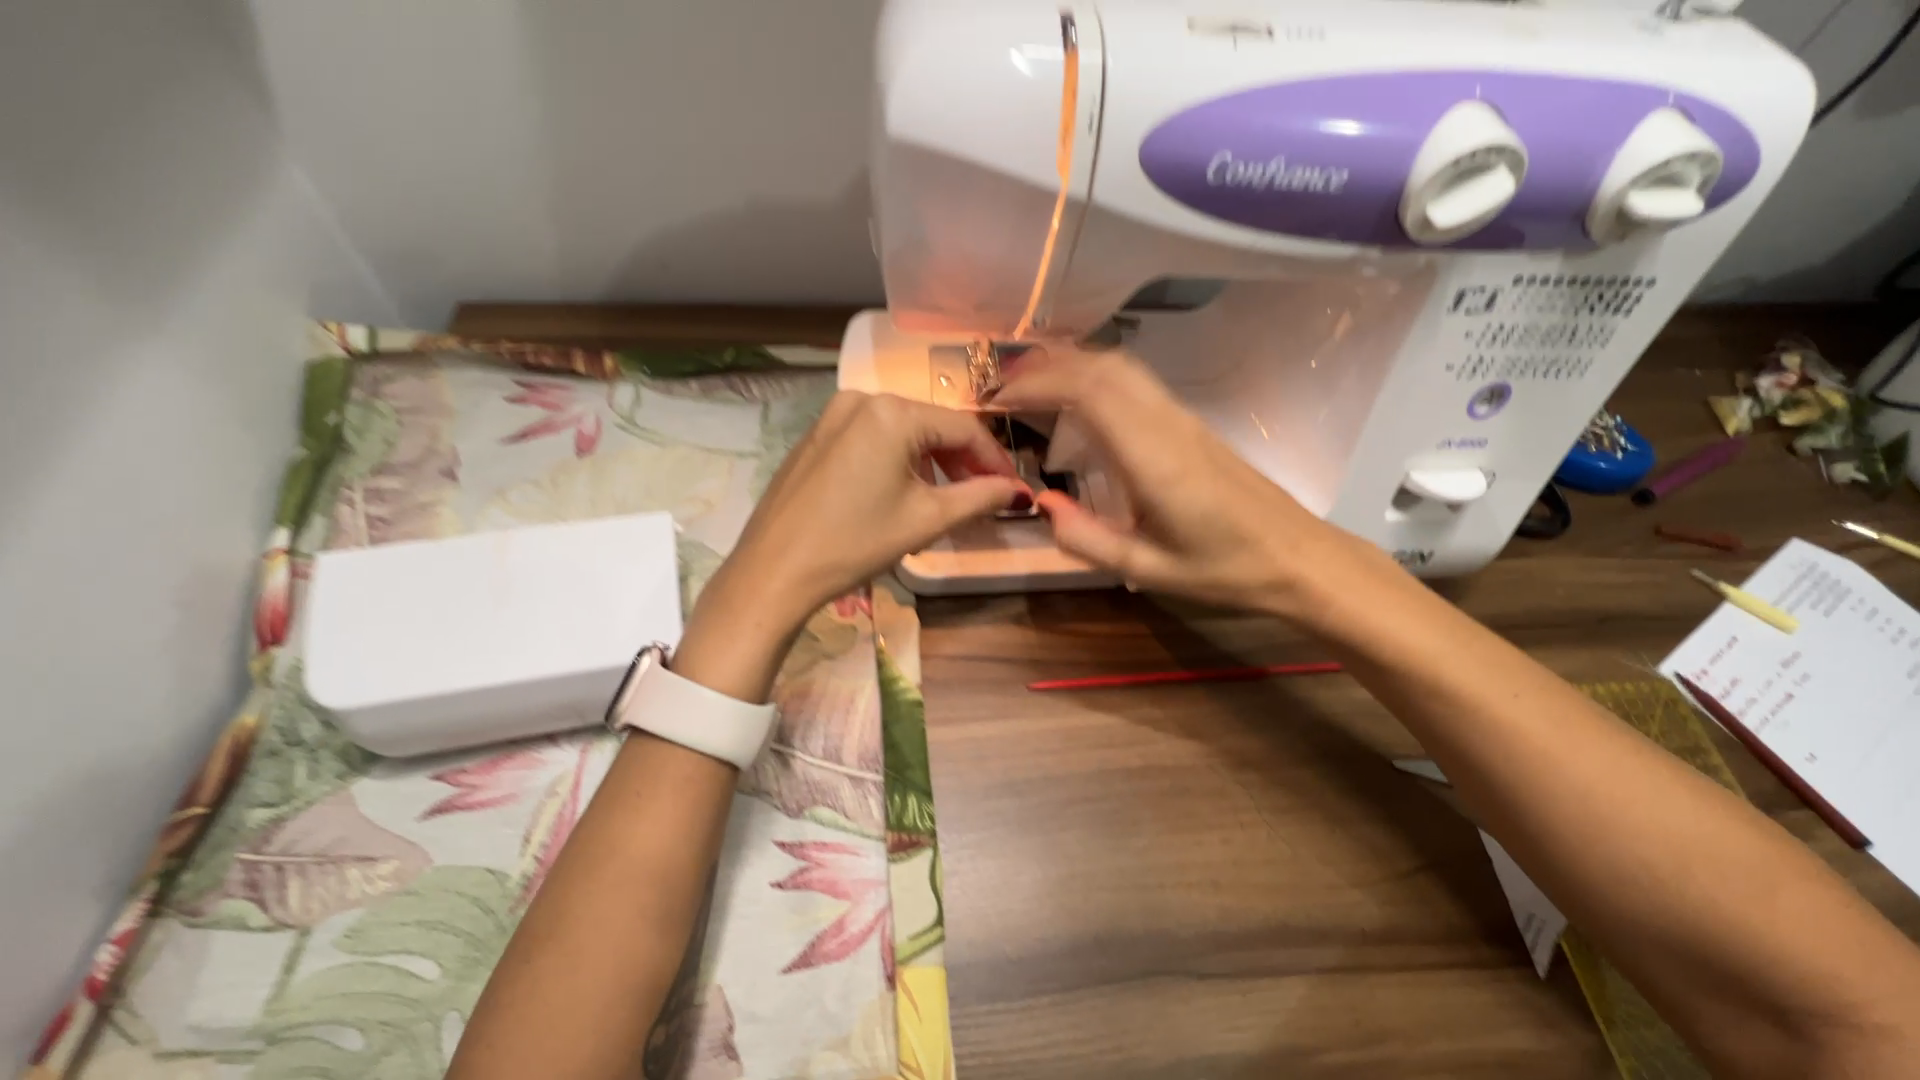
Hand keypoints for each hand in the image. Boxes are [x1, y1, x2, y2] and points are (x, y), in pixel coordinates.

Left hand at [671, 392, 1027, 701]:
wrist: (774, 571)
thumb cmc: (855, 542)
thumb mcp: (925, 520)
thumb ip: (979, 498)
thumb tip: (1016, 491)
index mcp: (892, 412)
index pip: (963, 429)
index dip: (995, 460)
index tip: (1013, 489)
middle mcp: (862, 399)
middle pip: (931, 426)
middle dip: (962, 461)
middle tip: (985, 496)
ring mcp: (832, 416)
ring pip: (901, 432)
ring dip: (931, 462)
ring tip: (948, 499)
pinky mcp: (816, 436)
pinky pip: (871, 439)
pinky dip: (897, 461)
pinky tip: (903, 493)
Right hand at [990, 348, 1378, 618]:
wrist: (1299, 558)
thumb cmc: (1226, 570)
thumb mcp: (1148, 571)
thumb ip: (1088, 539)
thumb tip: (1042, 505)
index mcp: (1153, 457)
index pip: (1088, 392)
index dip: (1037, 383)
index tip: (997, 397)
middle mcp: (1167, 424)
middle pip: (1102, 366)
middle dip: (1047, 366)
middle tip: (1002, 388)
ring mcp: (1183, 419)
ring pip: (1121, 367)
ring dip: (1072, 365)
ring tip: (1030, 387)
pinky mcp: (1191, 425)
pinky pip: (1136, 383)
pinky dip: (1095, 376)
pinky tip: (1078, 402)